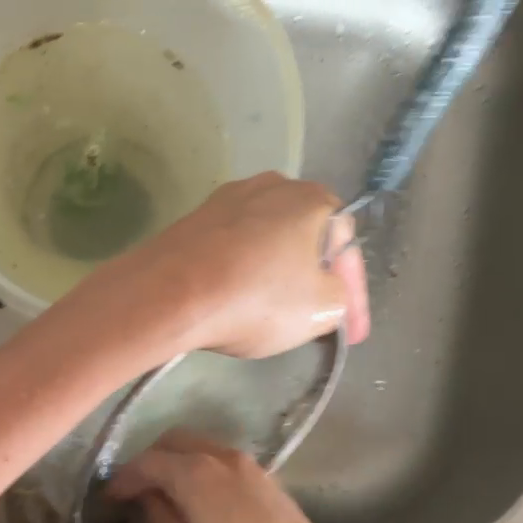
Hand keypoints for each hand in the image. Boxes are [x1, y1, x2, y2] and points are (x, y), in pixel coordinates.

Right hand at [105, 430, 389, 522]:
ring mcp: (247, 463)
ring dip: (175, 463)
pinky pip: (219, 460)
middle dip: (148, 461)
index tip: (108, 499)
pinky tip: (193, 499)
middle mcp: (221, 457)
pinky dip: (198, 470)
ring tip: (161, 495)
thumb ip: (160, 521)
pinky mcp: (264, 476)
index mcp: (196, 475)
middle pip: (173, 441)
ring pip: (198, 447)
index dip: (123, 479)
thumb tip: (147, 500)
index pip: (147, 463)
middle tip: (134, 492)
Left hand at [118, 173, 370, 357]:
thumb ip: (339, 299)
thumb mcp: (320, 311)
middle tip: (313, 319)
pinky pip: (226, 253)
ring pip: (263, 246)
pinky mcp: (188, 223)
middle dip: (311, 281)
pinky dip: (235, 277)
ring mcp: (224, 201)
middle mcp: (272, 186)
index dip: (353, 298)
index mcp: (315, 199)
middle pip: (303, 241)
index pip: (347, 250)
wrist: (169, 294)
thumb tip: (327, 294)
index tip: (352, 336)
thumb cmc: (256, 299)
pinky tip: (230, 302)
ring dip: (271, 277)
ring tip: (269, 314)